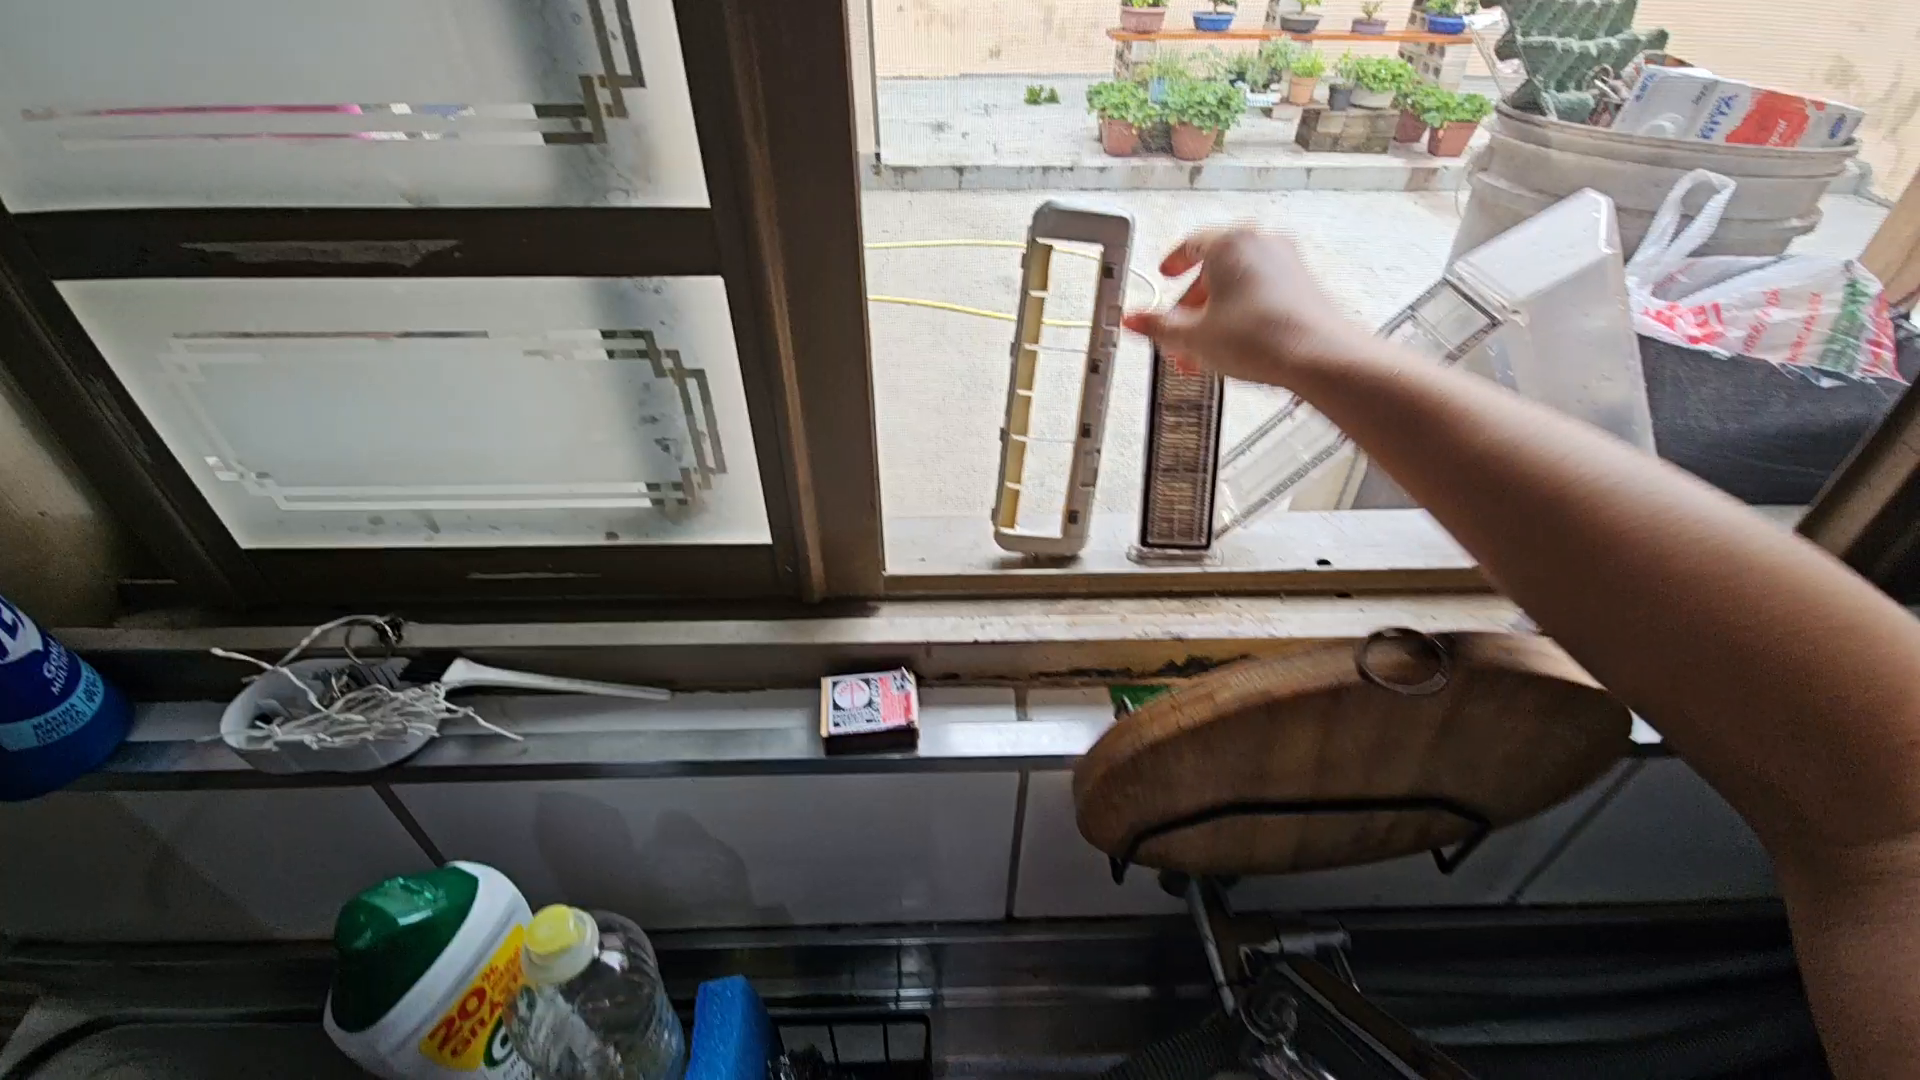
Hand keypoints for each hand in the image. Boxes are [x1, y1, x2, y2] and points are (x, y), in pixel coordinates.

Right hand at [1122, 229, 1370, 386]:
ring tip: (1201, 348)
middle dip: (1191, 303)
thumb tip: (1132, 320)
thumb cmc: (1259, 337)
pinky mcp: (1302, 285)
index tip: (1165, 275)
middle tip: (1177, 328)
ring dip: (1214, 313)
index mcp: (1229, 243)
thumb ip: (1158, 327)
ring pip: (1237, 284)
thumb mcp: (1193, 337)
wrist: (1318, 355)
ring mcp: (1286, 263)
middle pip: (1214, 268)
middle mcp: (1260, 243)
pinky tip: (1232, 345)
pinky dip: (1240, 313)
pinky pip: (1260, 292)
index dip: (1173, 263)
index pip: (1191, 245)